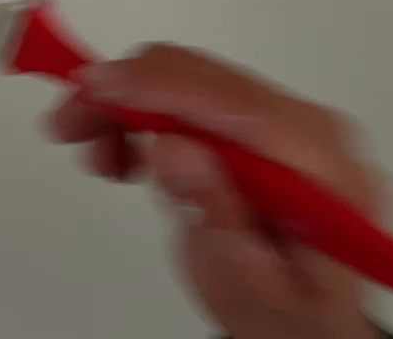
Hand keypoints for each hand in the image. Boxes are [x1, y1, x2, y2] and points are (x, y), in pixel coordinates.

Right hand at [45, 45, 383, 338]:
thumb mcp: (249, 284)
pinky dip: (134, 110)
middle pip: (196, 79)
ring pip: (175, 76)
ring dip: (121, 105)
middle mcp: (305, 126)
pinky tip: (121, 152)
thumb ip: (217, 215)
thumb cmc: (280, 310)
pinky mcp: (244, 113)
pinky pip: (175, 87)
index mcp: (324, 170)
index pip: (239, 105)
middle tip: (68, 127)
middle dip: (122, 95)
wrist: (297, 314)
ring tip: (96, 156)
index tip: (95, 87)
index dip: (162, 87)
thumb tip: (173, 147)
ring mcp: (274, 115)